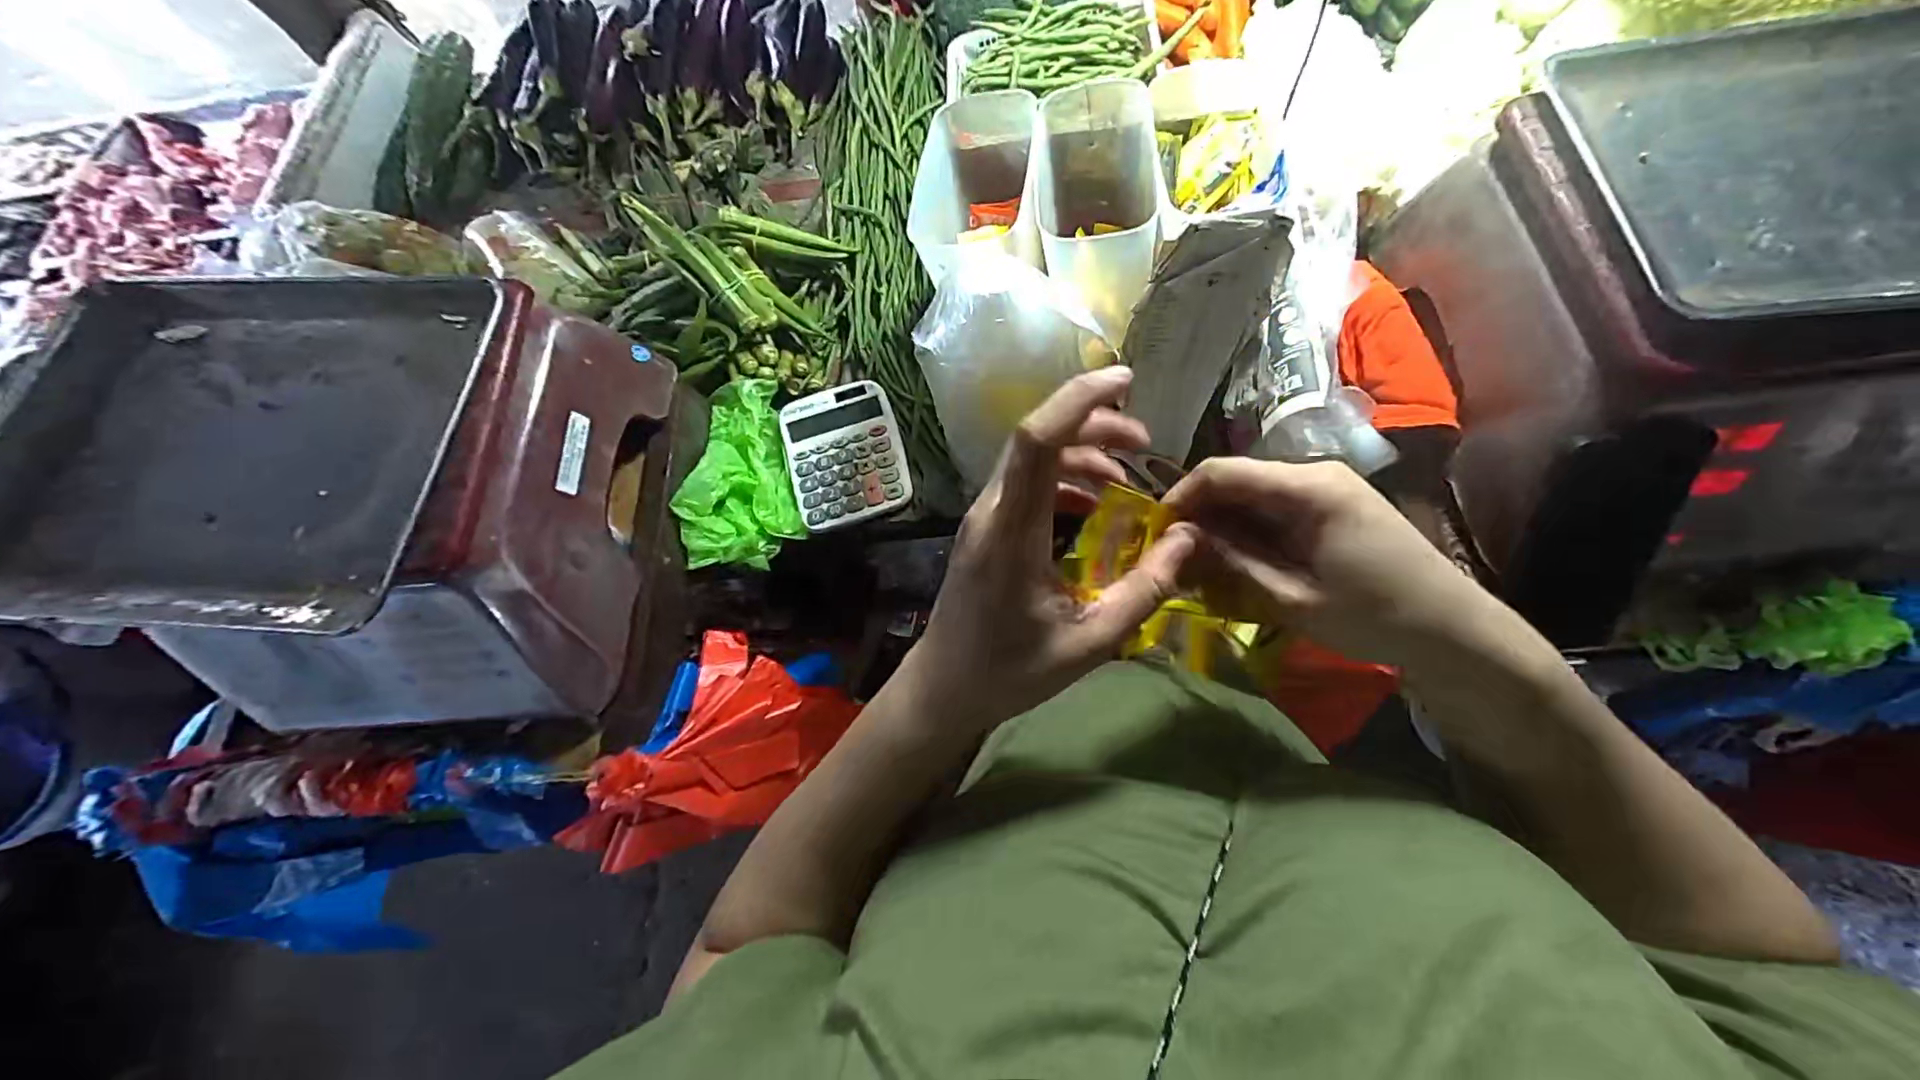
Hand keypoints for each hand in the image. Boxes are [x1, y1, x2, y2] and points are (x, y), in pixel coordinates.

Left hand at [898, 368, 1198, 732]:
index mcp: (1012, 531)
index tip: (1125, 380)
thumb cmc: (1011, 671)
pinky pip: (1025, 485)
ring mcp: (983, 518)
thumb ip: (1144, 589)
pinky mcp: (985, 530)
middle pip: (1037, 439)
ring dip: (1079, 453)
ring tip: (1127, 473)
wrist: (945, 687)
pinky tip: (1094, 502)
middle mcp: (991, 511)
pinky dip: (1062, 479)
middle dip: (1093, 424)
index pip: (1038, 441)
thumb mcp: (1091, 641)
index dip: (1079, 399)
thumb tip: (1189, 537)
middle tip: (1145, 441)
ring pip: (1030, 460)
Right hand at [1162, 458, 1493, 672]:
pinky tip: (1238, 561)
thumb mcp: (1289, 596)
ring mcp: (1327, 486)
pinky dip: (1248, 531)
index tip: (1154, 532)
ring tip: (1202, 564)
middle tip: (1175, 556)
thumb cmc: (1372, 616)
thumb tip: (1178, 536)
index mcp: (1307, 487)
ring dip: (1222, 526)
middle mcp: (1315, 473)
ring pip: (1251, 495)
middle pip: (1235, 481)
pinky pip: (1274, 508)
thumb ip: (1230, 560)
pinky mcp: (1333, 504)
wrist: (1454, 631)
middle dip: (1199, 515)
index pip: (1221, 472)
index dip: (1180, 497)